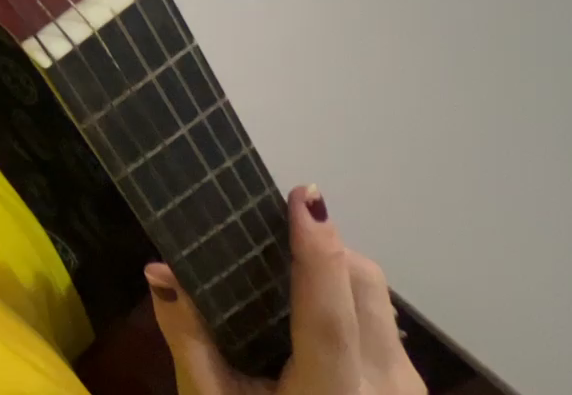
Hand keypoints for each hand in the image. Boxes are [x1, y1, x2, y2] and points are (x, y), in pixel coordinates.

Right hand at [148, 186, 425, 394]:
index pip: (326, 312)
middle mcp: (385, 386)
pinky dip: (347, 297)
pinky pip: (384, 321)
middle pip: (365, 286)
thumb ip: (187, 336)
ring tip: (284, 268)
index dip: (315, 252)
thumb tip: (158, 268)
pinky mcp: (413, 390)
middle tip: (271, 227)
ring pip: (380, 299)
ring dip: (336, 269)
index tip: (306, 196)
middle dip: (323, 246)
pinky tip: (307, 312)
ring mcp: (408, 389)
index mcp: (332, 391)